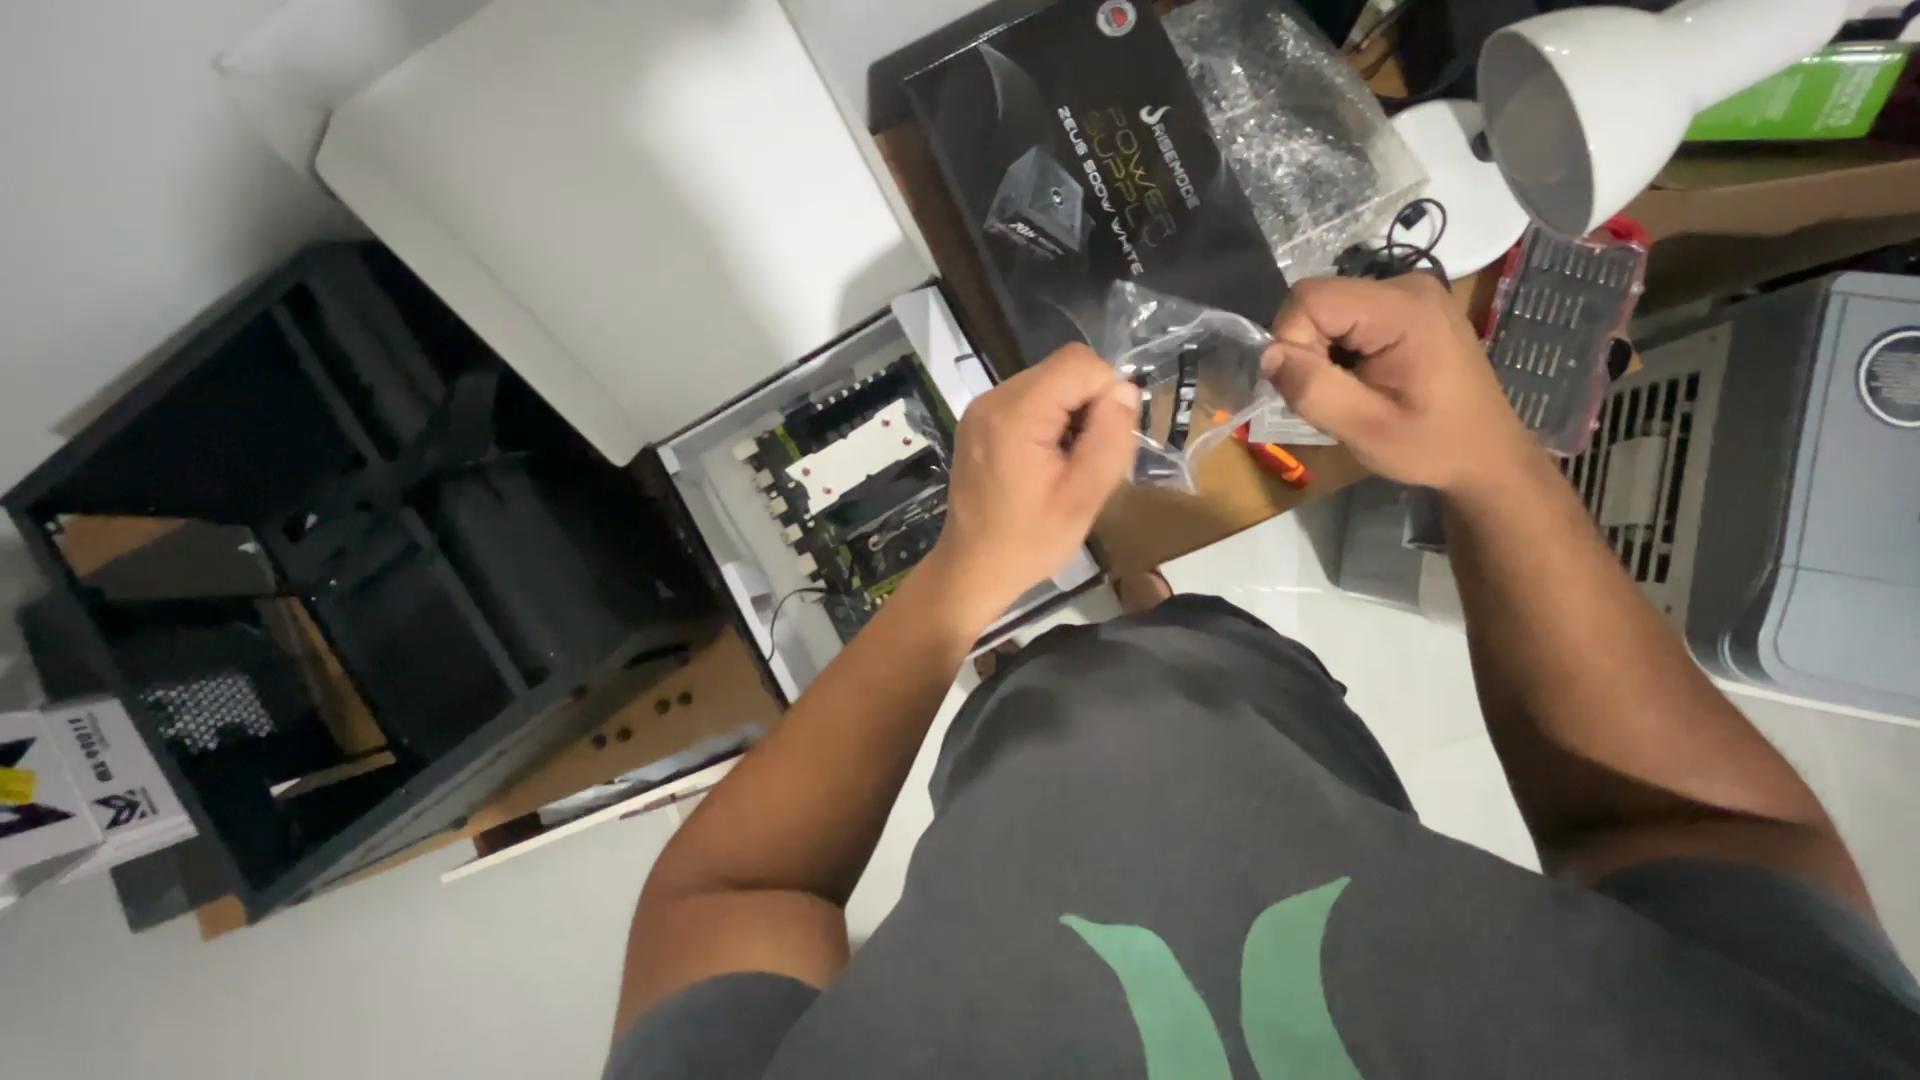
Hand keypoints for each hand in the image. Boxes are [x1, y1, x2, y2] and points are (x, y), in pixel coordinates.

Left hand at [924, 344, 1138, 626]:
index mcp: (1015, 415)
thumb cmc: (1029, 541)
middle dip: (1088, 405)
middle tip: (1086, 458)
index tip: (1105, 439)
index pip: (1079, 363)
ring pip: (1047, 383)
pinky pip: (1027, 400)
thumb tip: (1124, 390)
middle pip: (1062, 370)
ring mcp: (980, 409)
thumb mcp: (1084, 497)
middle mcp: (992, 400)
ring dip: (1070, 415)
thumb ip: (1109, 437)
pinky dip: (1047, 421)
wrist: (973, 568)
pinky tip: (1045, 462)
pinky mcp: (978, 422)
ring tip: (1065, 464)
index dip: (1106, 392)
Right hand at [1263, 274, 1538, 497]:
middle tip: (1335, 395)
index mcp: (1403, 309)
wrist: (1485, 453)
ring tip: (1350, 390)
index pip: (1309, 299)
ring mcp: (1408, 292)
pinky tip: (1361, 378)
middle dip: (1306, 349)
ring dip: (1320, 352)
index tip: (1314, 386)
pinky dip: (1337, 348)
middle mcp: (1406, 285)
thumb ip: (1314, 390)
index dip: (1292, 341)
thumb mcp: (1366, 430)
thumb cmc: (1432, 445)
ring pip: (1325, 310)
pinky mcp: (1405, 305)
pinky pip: (1345, 316)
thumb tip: (1267, 355)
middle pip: (1315, 301)